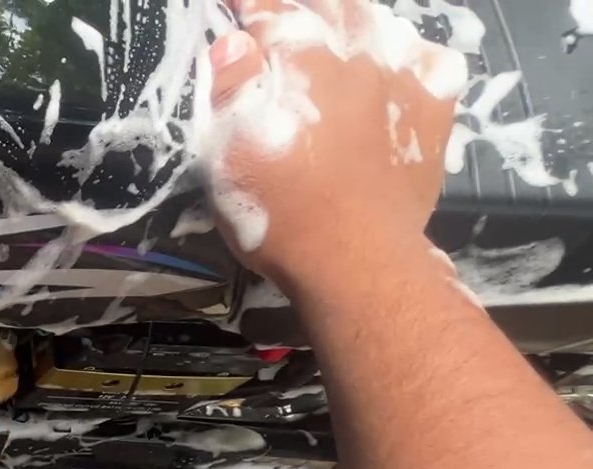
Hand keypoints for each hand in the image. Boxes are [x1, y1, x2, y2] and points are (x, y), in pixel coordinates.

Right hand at [203, 0, 464, 295]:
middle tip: (275, 14)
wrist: (350, 252)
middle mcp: (359, 55)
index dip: (252, 7)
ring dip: (347, 19)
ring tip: (327, 25)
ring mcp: (404, 76)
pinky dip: (401, 50)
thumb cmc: (274, 209)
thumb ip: (232, 91)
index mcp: (302, 64)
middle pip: (331, 10)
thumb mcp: (230, 155)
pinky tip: (387, 63)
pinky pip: (424, 58)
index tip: (235, 5)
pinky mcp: (431, 105)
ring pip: (378, 24)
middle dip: (298, 8)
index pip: (275, 14)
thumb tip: (233, 41)